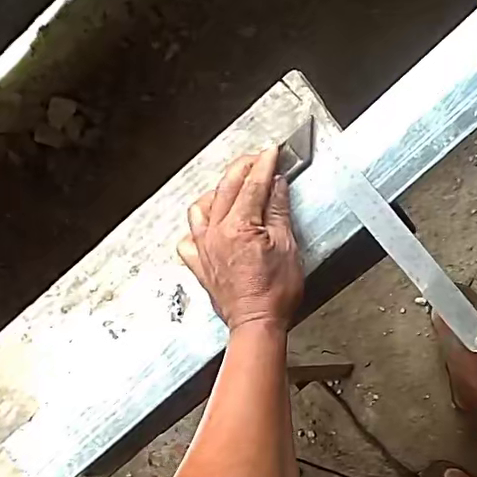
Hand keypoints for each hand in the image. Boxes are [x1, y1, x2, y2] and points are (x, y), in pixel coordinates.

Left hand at [177, 146, 302, 333]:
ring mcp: (204, 249)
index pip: (252, 185)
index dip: (264, 164)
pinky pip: (189, 238)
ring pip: (202, 207)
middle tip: (256, 160)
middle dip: (243, 168)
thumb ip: (279, 212)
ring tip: (232, 187)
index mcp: (240, 227)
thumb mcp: (287, 247)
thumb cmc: (274, 294)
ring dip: (218, 192)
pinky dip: (197, 226)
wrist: (257, 324)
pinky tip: (207, 225)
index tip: (271, 152)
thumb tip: (276, 185)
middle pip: (226, 188)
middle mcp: (216, 234)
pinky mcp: (200, 265)